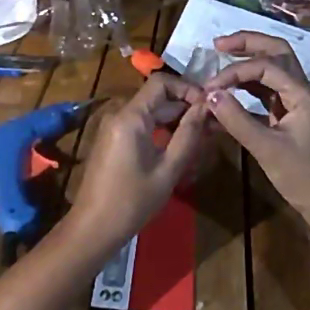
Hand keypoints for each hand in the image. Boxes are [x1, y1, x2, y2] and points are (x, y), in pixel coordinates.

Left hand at [69, 73, 208, 244]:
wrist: (94, 226)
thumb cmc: (133, 200)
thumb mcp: (168, 169)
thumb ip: (188, 135)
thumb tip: (206, 107)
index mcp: (130, 117)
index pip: (161, 83)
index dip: (188, 88)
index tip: (210, 105)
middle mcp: (119, 114)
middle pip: (157, 98)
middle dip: (186, 108)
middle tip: (215, 125)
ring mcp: (114, 127)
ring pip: (151, 113)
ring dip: (176, 121)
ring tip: (204, 139)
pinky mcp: (113, 141)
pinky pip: (141, 126)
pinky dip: (161, 132)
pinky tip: (181, 148)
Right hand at [201, 32, 309, 215]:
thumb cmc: (302, 178)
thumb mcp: (266, 149)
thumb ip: (237, 120)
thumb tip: (209, 95)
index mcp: (302, 95)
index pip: (266, 66)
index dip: (235, 71)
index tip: (210, 88)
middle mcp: (302, 92)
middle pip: (277, 52)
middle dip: (248, 44)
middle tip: (218, 43)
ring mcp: (297, 103)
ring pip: (273, 68)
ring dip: (248, 61)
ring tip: (221, 58)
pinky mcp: (289, 115)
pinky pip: (268, 89)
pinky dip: (249, 83)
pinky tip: (230, 89)